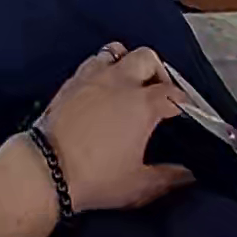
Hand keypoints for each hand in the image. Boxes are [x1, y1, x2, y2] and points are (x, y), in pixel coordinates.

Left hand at [37, 43, 193, 212]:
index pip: (172, 93)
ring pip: (119, 51)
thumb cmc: (97, 177)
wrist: (48, 167)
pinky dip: (105, 65)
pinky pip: (95, 59)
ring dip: (129, 62)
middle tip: (159, 91)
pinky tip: (103, 83)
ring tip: (130, 82)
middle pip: (148, 57)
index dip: (183, 100)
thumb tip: (189, 174)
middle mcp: (122, 80)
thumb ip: (168, 177)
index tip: (186, 109)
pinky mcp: (75, 76)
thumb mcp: (138, 186)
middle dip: (159, 71)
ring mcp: (96, 74)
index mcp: (142, 104)